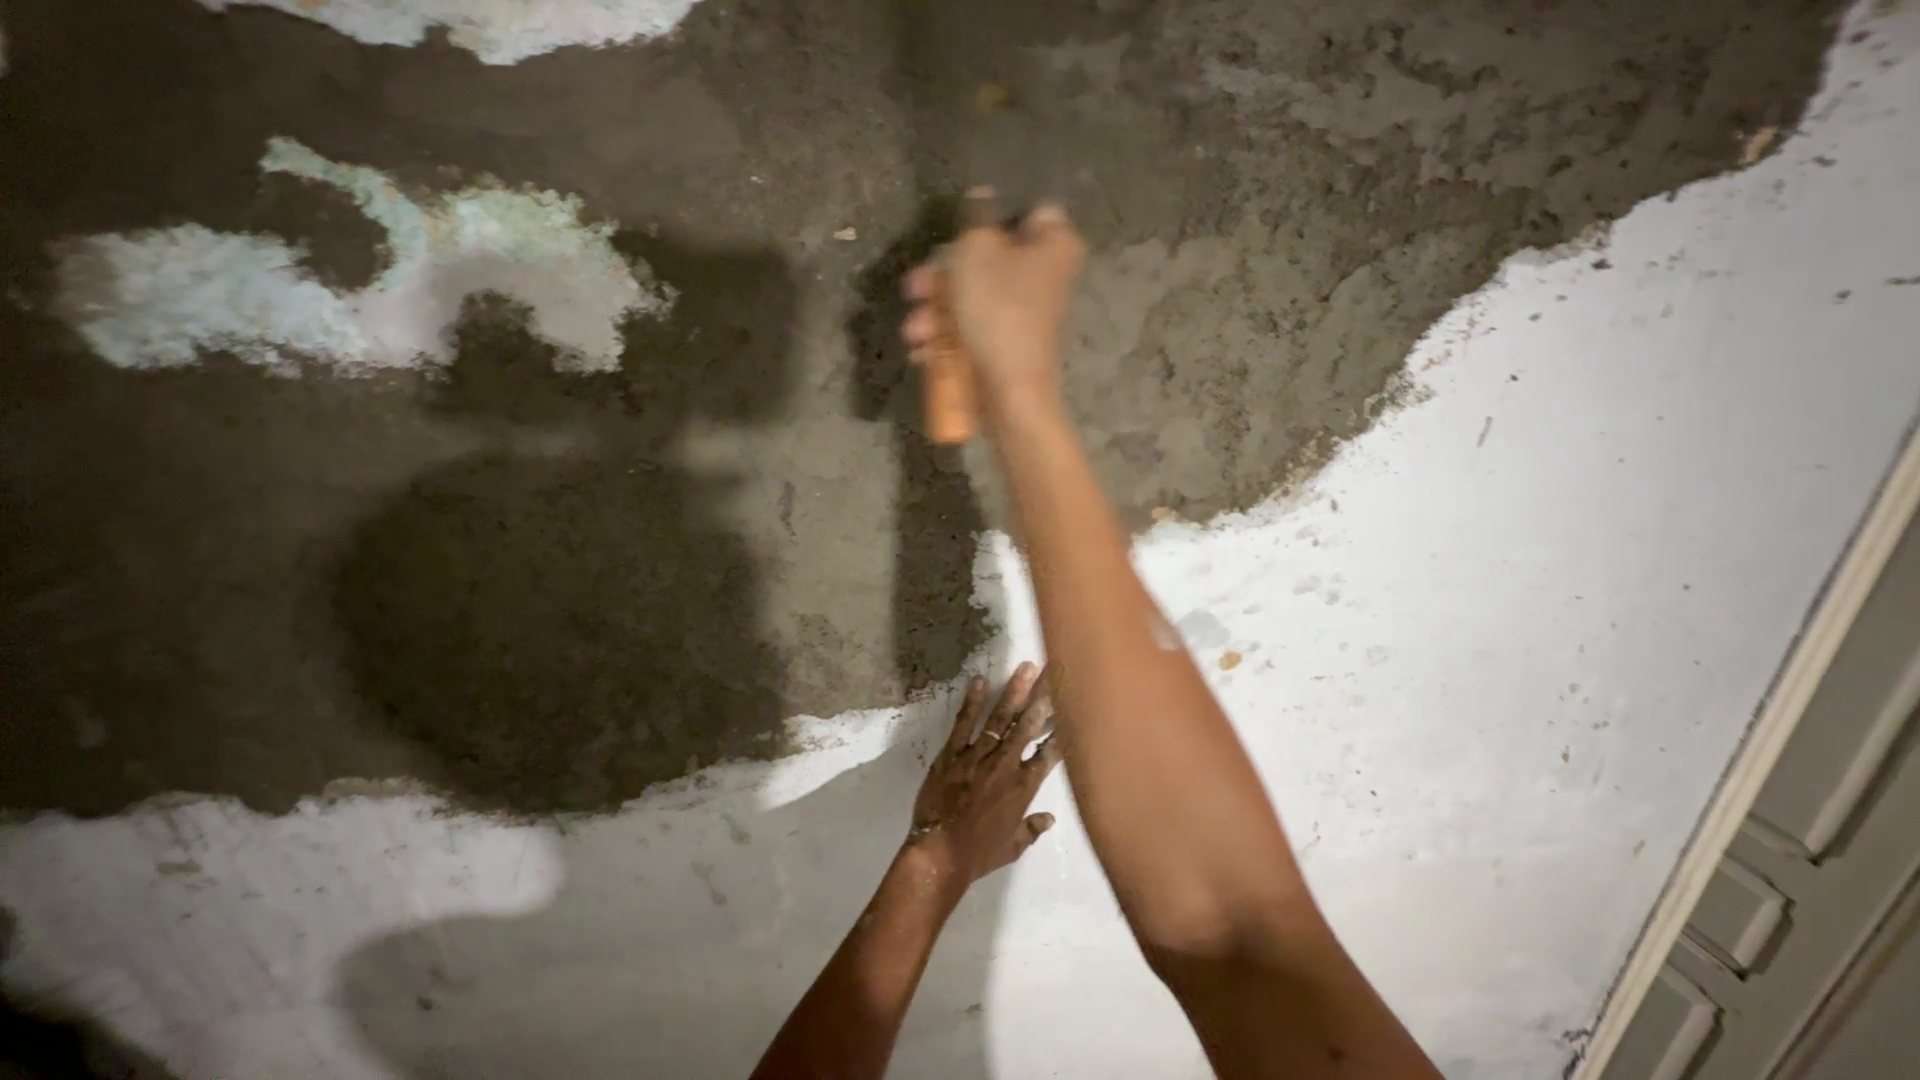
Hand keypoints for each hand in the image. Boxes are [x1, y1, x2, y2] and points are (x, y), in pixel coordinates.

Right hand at [901, 190, 1085, 413]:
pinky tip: (924, 352)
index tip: (959, 231)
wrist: (1010, 392)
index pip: (1029, 211)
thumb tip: (982, 195)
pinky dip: (947, 340)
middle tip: (916, 288)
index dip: (989, 218)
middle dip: (943, 277)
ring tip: (915, 332)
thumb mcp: (977, 250)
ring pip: (973, 299)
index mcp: (1055, 244)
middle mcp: (1046, 277)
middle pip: (988, 260)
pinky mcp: (1008, 348)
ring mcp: (1027, 316)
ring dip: (935, 314)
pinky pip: (974, 332)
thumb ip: (976, 217)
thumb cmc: (998, 311)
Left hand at [908, 662, 1065, 884]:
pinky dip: (972, 702)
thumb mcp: (1012, 846)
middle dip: (1045, 695)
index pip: (1051, 751)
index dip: (1063, 728)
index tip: (1075, 707)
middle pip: (1030, 724)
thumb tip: (1050, 819)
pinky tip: (979, 680)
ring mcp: (978, 756)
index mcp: (1024, 786)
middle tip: (1056, 670)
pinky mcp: (952, 754)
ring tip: (1027, 667)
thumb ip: (1032, 829)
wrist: (940, 854)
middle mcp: (1006, 764)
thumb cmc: (979, 854)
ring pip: (1001, 718)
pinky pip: (964, 723)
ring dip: (1015, 691)